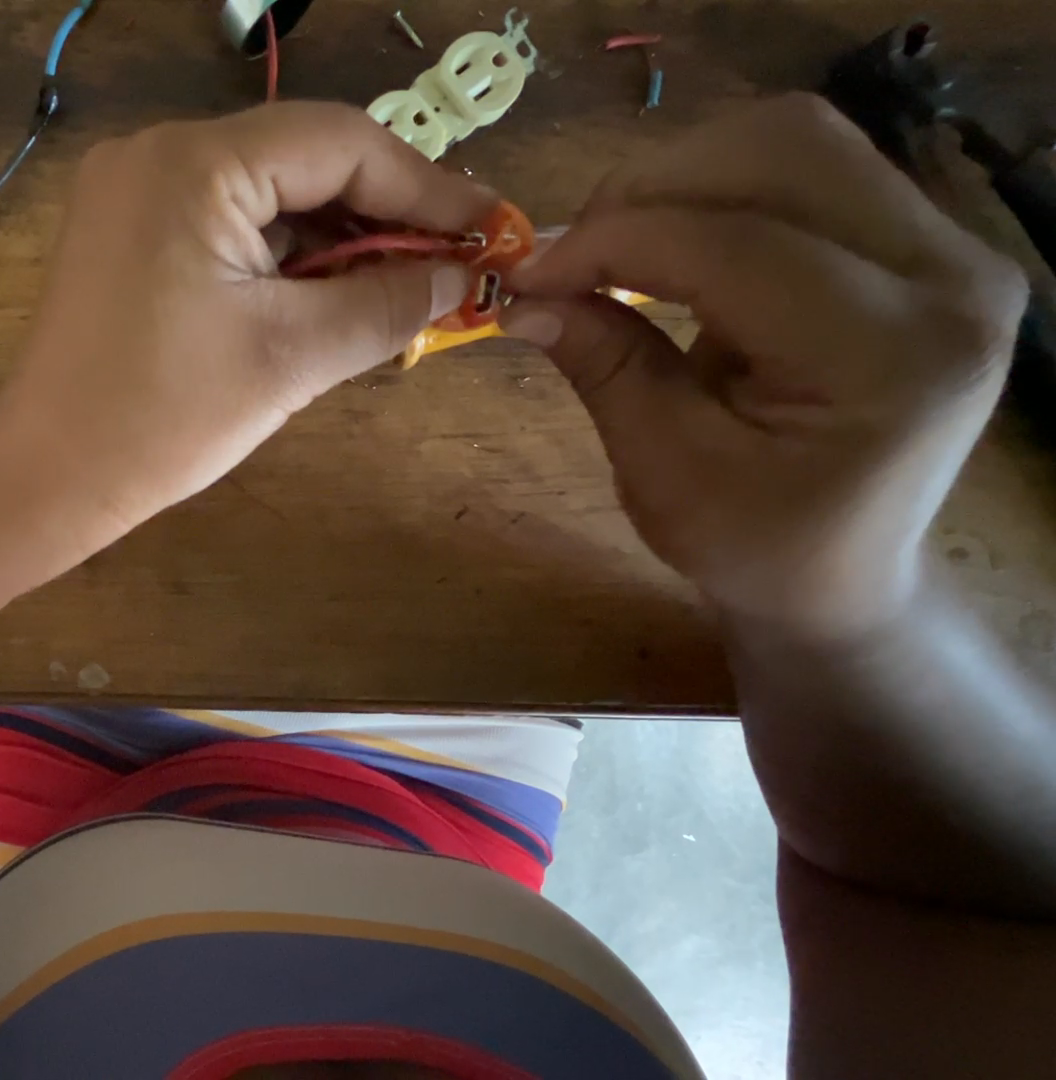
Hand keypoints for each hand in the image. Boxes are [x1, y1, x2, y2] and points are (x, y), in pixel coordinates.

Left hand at [0, 102, 490, 551]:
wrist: (45, 479)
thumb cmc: (160, 422)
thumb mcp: (288, 359)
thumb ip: (386, 303)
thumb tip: (460, 276)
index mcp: (192, 164)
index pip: (341, 143)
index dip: (428, 190)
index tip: (491, 233)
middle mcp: (153, 155)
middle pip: (300, 163)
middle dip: (379, 219)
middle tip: (446, 272)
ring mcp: (128, 195)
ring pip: (261, 198)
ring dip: (330, 244)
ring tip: (391, 295)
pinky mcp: (121, 237)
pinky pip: (220, 227)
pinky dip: (275, 260)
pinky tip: (320, 299)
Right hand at [502, 94, 1028, 636]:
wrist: (839, 567)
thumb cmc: (750, 541)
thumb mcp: (662, 470)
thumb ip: (605, 368)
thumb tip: (521, 300)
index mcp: (890, 354)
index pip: (737, 245)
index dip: (612, 245)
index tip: (520, 275)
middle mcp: (948, 273)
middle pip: (784, 152)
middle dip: (645, 191)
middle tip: (564, 257)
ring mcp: (945, 245)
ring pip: (792, 142)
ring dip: (672, 183)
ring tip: (603, 251)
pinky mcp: (912, 241)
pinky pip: (798, 173)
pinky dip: (703, 195)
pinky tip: (654, 251)